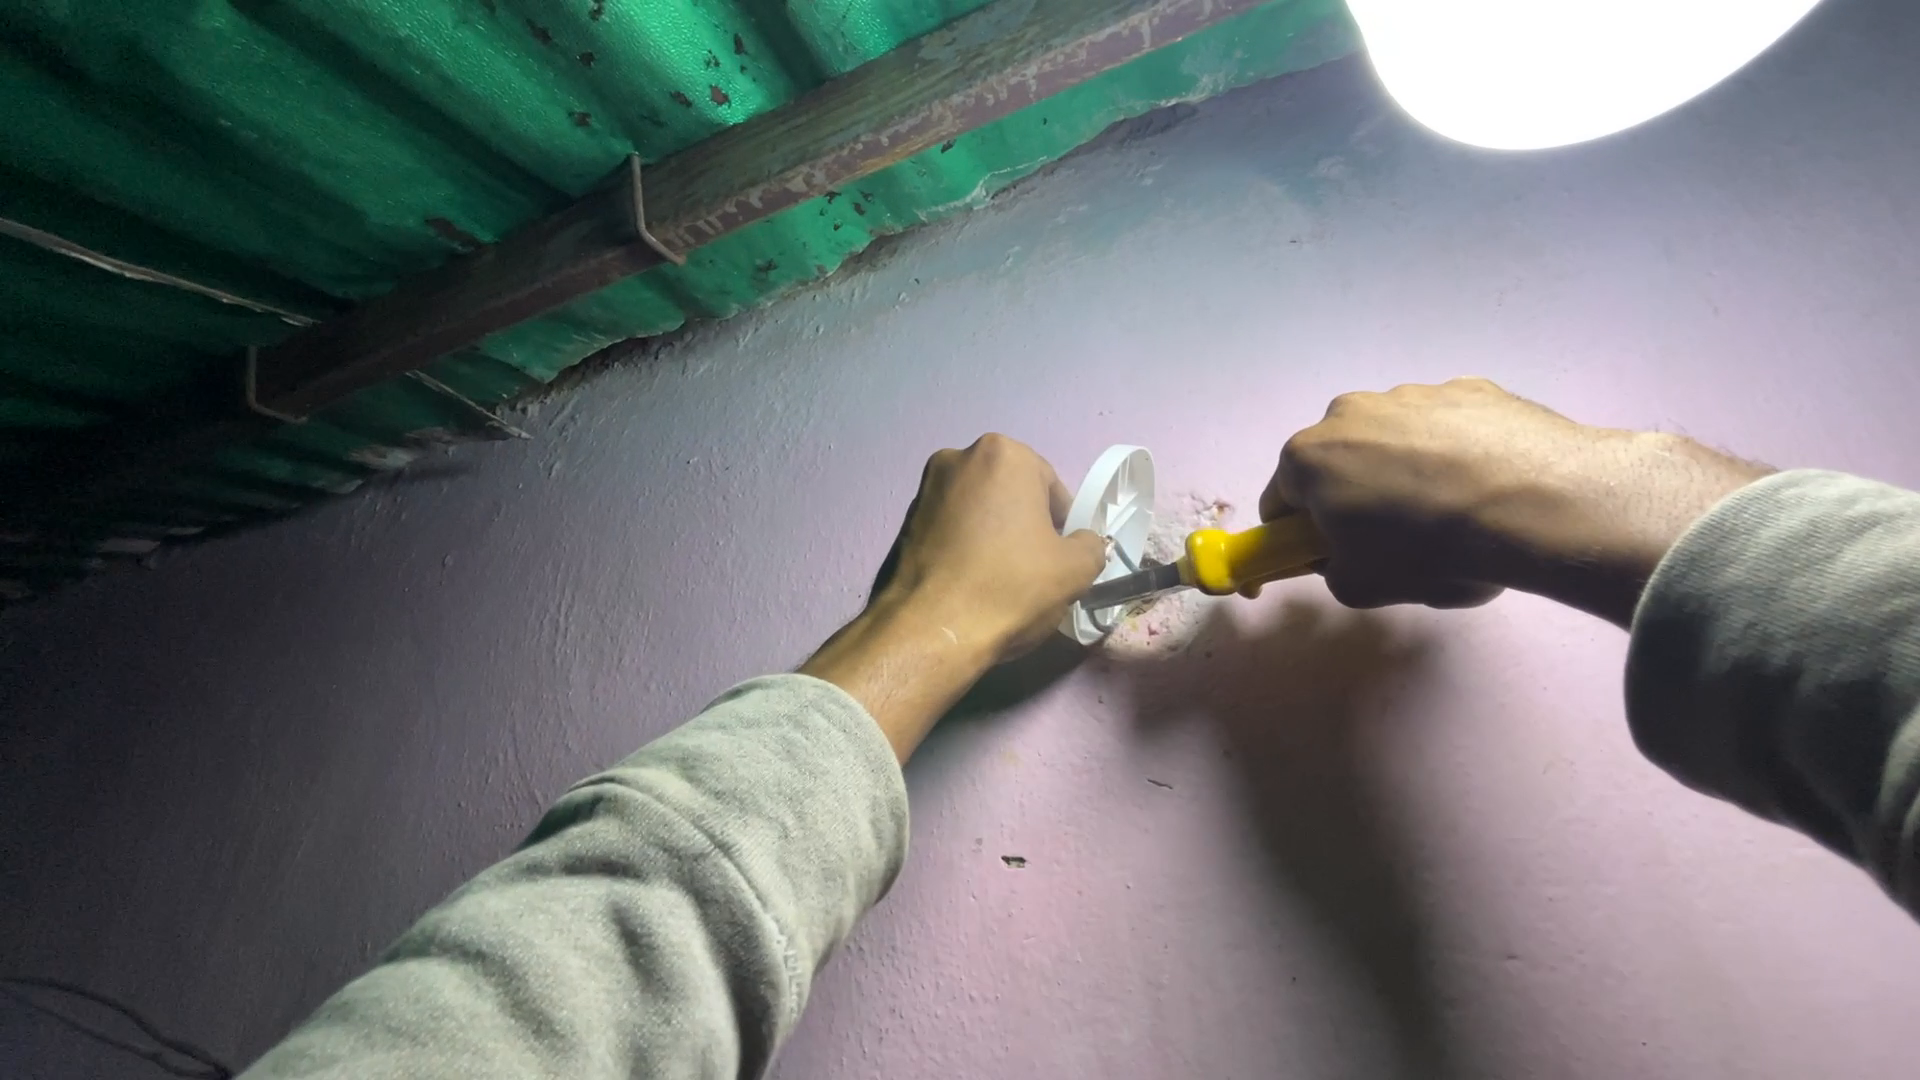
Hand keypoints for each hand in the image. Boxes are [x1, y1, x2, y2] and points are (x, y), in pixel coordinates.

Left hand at [803, 435, 1106, 761]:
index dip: (1062, 526)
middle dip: (1025, 525)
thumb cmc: (1009, 587)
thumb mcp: (1074, 570)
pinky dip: (964, 548)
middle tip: (1033, 569)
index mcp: (1003, 453)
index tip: (1059, 558)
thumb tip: (1084, 543)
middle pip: (1010, 494)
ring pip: (978, 511)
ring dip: (993, 536)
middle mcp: (958, 458)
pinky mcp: (903, 522)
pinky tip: (970, 582)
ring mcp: (925, 489)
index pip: (1051, 487)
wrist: (931, 629)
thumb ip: (1091, 546)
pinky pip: (950, 529)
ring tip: (999, 579)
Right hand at [1263, 378, 1770, 625]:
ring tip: (1455, 514)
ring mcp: (1411, 393)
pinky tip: (1488, 486)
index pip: (1280, 502)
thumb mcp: (1359, 587)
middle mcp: (1347, 413)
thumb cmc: (1429, 548)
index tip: (1329, 555)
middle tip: (1396, 539)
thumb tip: (1345, 554)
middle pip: (1335, 465)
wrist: (1546, 505)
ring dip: (1403, 472)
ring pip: (1389, 442)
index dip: (1298, 535)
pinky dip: (1454, 452)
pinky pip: (1446, 427)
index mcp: (1306, 457)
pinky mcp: (1471, 387)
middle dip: (1353, 497)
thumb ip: (1332, 570)